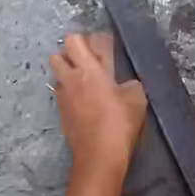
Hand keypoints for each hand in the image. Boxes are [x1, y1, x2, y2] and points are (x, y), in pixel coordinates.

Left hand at [49, 32, 147, 180]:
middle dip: (70, 55)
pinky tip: (86, 105)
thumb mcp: (137, 98)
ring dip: (68, 75)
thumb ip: (130, 84)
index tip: (101, 46)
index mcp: (88, 70)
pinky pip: (62, 96)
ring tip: (87, 85)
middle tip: (89, 64)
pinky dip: (71, 94)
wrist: (99, 156)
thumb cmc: (119, 122)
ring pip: (58, 76)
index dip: (87, 39)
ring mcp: (63, 98)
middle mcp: (70, 80)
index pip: (75, 40)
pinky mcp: (61, 115)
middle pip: (57, 55)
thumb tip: (124, 84)